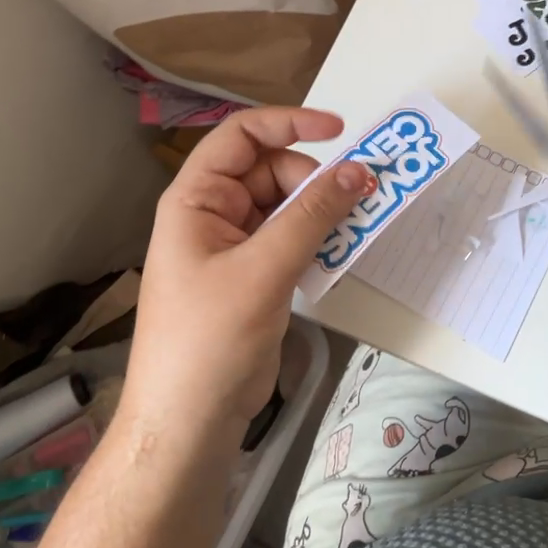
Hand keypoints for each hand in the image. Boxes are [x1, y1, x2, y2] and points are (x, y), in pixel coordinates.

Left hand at [125, 108, 374, 429]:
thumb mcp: (264, 270)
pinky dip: (318, 240)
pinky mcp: (255, 276)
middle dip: (315, 181)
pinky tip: (338, 256)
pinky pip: (292, 239)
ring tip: (353, 230)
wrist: (188, 424)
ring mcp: (235, 247)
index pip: (242, 136)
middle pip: (272, 171)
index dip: (289, 123)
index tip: (339, 131)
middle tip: (355, 202)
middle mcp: (214, 214)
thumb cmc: (209, 339)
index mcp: (197, 199)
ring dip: (321, 213)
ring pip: (288, 206)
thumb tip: (359, 172)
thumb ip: (312, 217)